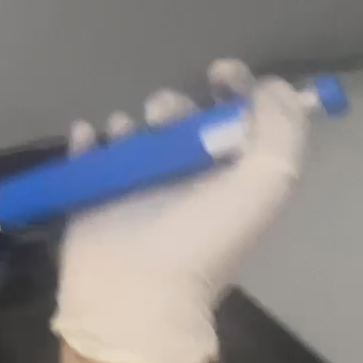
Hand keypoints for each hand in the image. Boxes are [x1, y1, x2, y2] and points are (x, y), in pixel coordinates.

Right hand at [51, 60, 309, 362]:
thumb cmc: (202, 240)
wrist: (134, 291)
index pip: (235, 119)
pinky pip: (84, 156)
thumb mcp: (266, 184)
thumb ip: (279, 131)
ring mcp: (131, 186)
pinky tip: (86, 135)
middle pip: (176, 122)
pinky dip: (83, 140)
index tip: (219, 72)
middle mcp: (180, 177)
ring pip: (128, 136)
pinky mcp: (89, 196)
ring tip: (121, 130)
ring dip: (126, 122)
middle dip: (171, 106)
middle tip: (162, 117)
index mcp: (226, 175)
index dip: (233, 88)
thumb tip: (269, 87)